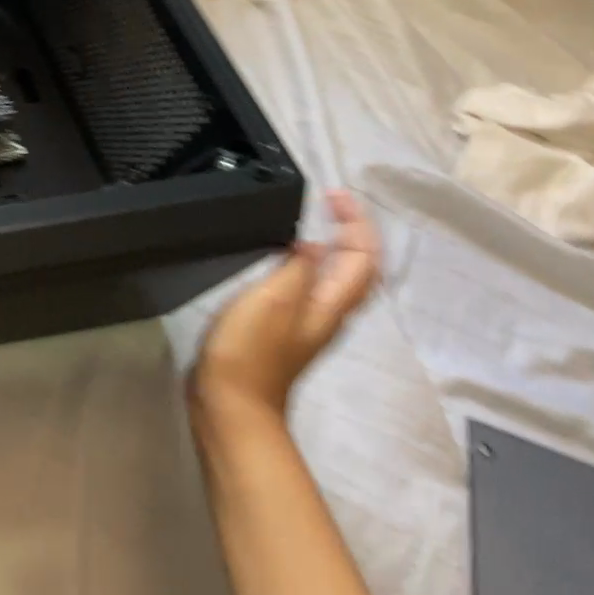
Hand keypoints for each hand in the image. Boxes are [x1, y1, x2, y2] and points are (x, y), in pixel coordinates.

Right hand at [192, 191, 379, 418]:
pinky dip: (304, 266)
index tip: (333, 195)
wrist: (231, 400)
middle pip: (356, 268)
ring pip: (334, 278)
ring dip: (330, 248)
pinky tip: (280, 263)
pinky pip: (308, 289)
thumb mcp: (274, 299)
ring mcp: (305, 324)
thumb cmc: (251, 349)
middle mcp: (327, 313)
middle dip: (349, 232)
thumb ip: (297, 268)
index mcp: (332, 303)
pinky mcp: (281, 332)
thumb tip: (312, 245)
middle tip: (325, 205)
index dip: (355, 222)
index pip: (362, 256)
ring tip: (306, 225)